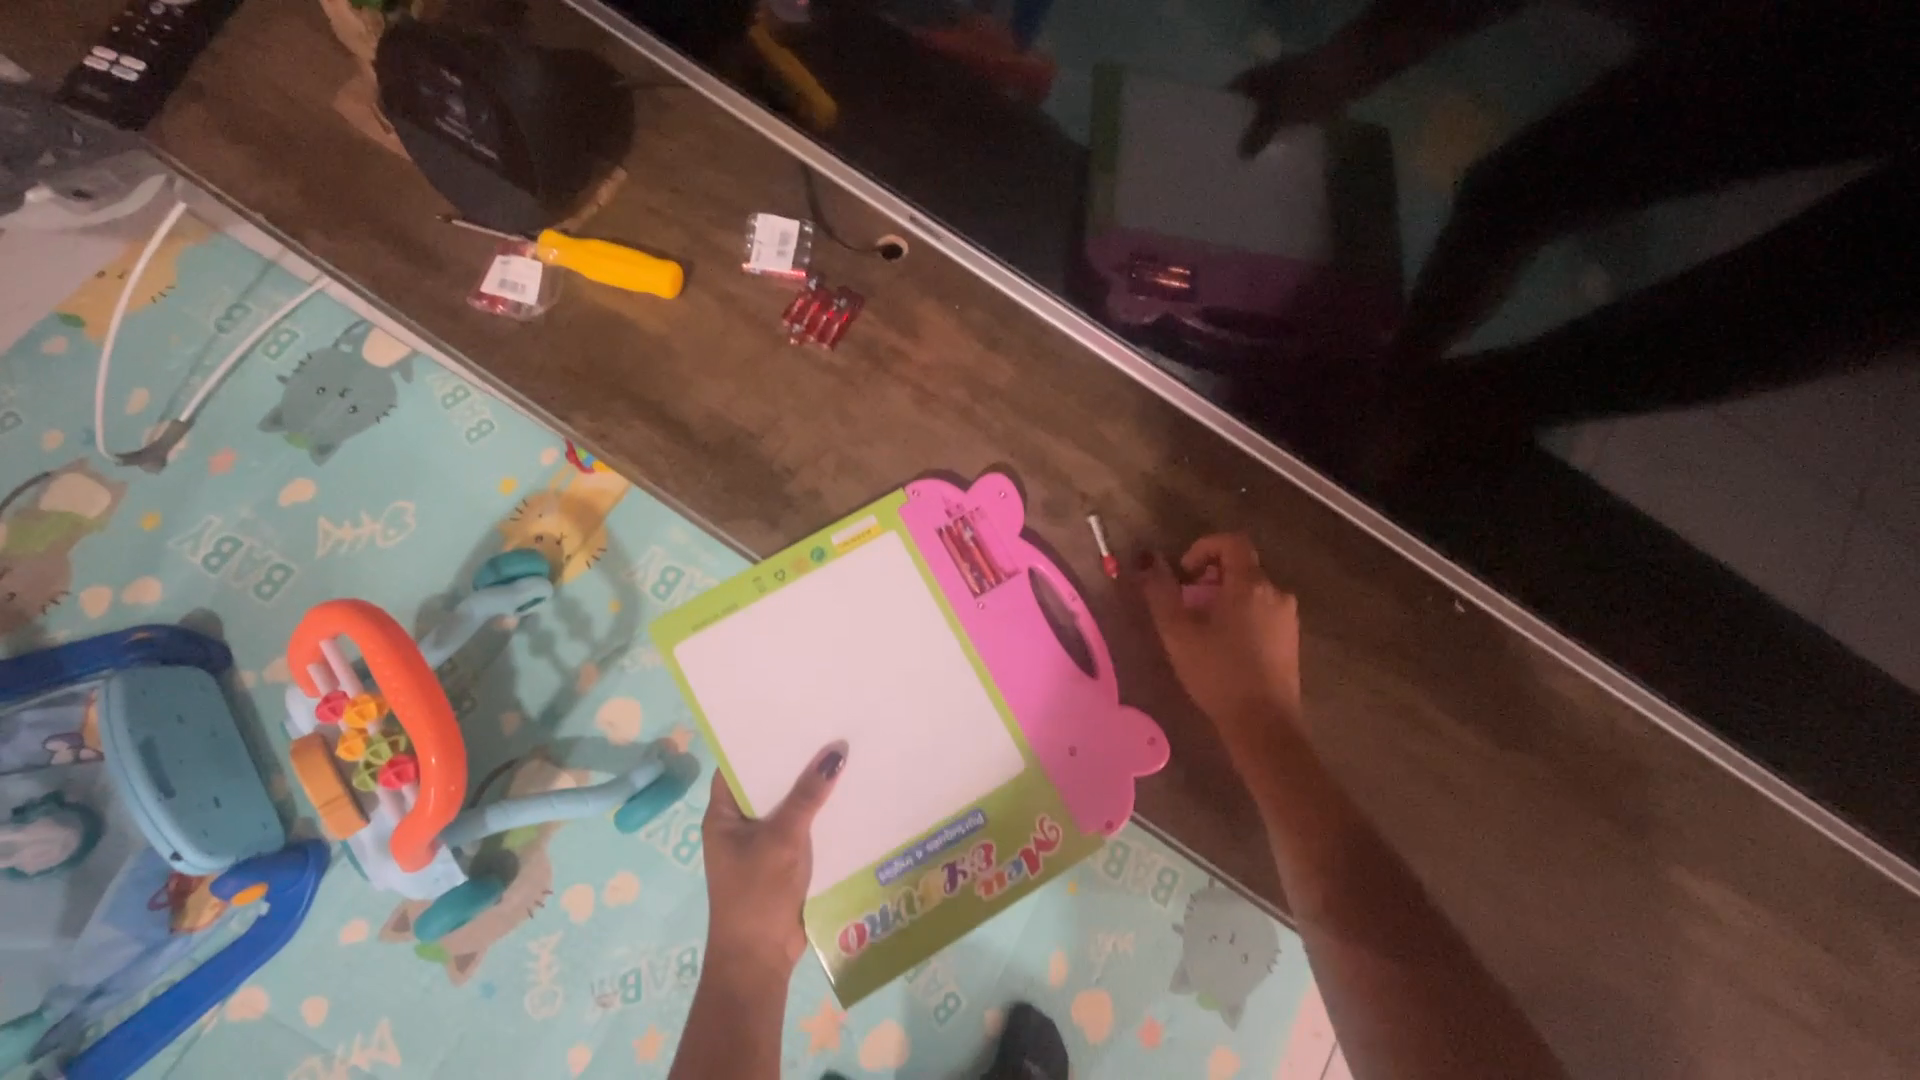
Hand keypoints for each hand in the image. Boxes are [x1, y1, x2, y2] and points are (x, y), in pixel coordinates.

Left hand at [699, 742, 845, 978]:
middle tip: (828, 726)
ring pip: (789, 806)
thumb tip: (836, 750)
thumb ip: (808, 794)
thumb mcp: (783, 837)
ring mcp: (762, 844)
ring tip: (845, 752)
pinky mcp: (784, 861)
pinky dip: (821, 815)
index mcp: (723, 814)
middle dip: (795, 761)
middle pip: (768, 783)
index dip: (762, 740)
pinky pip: (803, 828)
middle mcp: (740, 824)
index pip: (738, 764)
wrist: (760, 959)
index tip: (791, 714)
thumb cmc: (757, 893)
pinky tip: (849, 794)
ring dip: (811, 789)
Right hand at [1137, 534, 1302, 747]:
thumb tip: (1148, 561)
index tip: (1184, 572)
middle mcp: (1276, 592)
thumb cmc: (1217, 673)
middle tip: (1186, 603)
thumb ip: (1160, 592)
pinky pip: (1262, 611)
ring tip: (1201, 628)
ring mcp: (1287, 617)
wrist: (1263, 724)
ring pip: (1251, 591)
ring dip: (1224, 597)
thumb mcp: (1177, 632)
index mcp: (1250, 584)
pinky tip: (1224, 646)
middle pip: (1241, 567)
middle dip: (1209, 577)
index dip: (1203, 547)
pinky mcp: (1291, 639)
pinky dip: (1240, 614)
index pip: (1231, 542)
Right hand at [1229, 59, 1350, 156]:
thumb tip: (1240, 155)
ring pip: (1268, 117)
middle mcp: (1268, 83)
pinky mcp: (1306, 103)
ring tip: (1248, 162)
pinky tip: (1275, 155)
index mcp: (1255, 79)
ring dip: (1262, 135)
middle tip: (1227, 158)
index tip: (1210, 140)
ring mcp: (1288, 92)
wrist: (1350, 73)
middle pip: (1248, 109)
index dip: (1219, 116)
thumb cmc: (1306, 88)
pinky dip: (1282, 135)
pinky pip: (1287, 122)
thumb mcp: (1275, 115)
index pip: (1229, 96)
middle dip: (1240, 131)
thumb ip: (1256, 135)